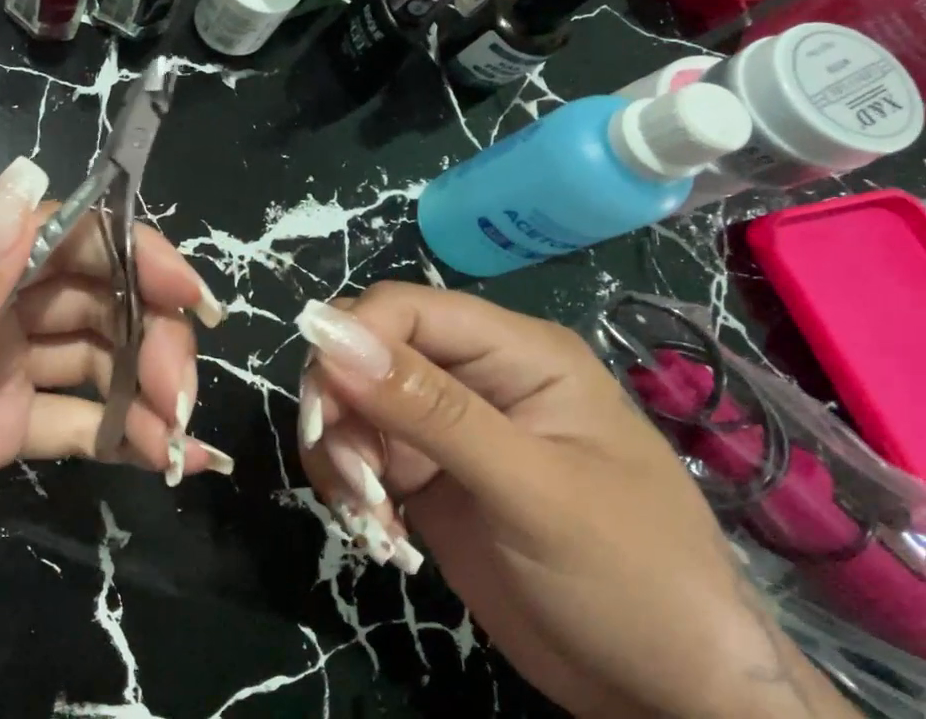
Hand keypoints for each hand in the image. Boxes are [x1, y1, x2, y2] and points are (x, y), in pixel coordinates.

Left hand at [0, 157, 229, 626]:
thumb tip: (24, 182)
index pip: (50, 239)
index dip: (125, 251)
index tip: (184, 294)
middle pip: (85, 297)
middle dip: (146, 331)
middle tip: (180, 392)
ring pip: (88, 359)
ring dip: (142, 386)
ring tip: (177, 437)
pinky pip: (70, 423)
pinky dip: (121, 435)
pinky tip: (169, 461)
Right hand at [295, 283, 852, 718]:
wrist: (663, 691)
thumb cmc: (630, 580)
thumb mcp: (531, 491)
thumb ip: (429, 410)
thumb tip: (325, 334)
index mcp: (518, 354)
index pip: (401, 309)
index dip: (349, 343)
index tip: (327, 414)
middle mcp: (473, 376)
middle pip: (360, 353)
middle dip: (338, 411)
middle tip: (352, 481)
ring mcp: (443, 426)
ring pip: (346, 404)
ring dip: (339, 458)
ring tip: (371, 520)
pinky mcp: (421, 472)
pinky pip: (352, 452)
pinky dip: (347, 487)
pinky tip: (380, 534)